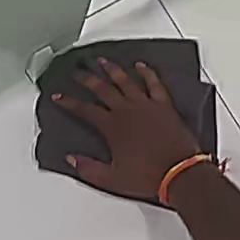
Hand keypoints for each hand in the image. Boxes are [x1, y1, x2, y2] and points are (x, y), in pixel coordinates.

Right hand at [52, 58, 202, 201]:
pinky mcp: (164, 106)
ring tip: (102, 61)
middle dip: (87, 79)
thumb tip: (71, 159)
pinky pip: (154, 84)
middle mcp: (127, 111)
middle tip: (77, 71)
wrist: (180, 173)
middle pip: (102, 89)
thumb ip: (88, 167)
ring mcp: (146, 106)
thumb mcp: (111, 178)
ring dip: (112, 70)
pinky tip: (140, 66)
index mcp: (112, 127)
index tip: (59, 96)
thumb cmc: (149, 176)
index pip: (85, 110)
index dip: (69, 102)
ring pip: (125, 81)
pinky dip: (146, 73)